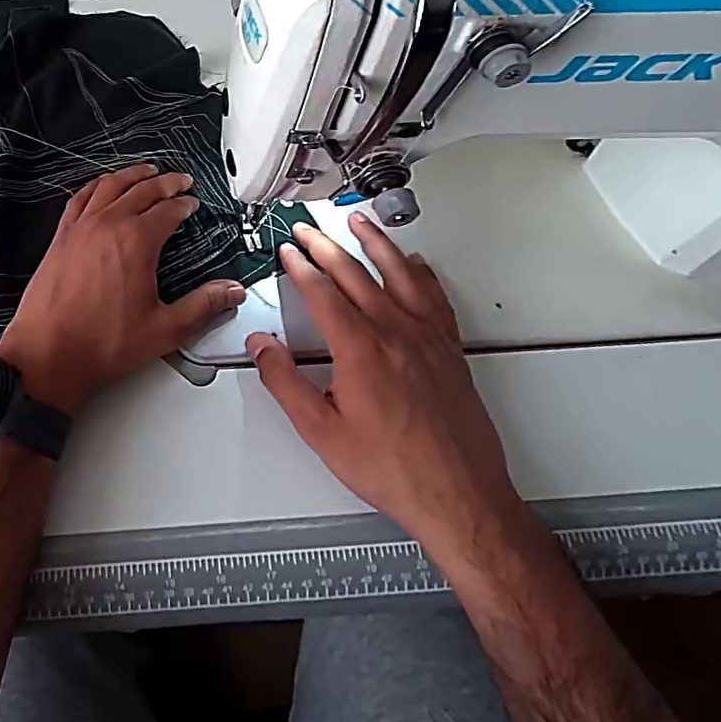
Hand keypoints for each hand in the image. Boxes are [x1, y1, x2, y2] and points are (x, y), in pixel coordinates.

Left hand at [0, 164, 247, 414]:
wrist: (49, 352)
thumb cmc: (99, 342)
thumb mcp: (164, 329)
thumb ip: (202, 306)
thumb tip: (229, 291)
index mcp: (135, 242)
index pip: (168, 210)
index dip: (184, 203)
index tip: (191, 203)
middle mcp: (106, 226)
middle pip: (141, 190)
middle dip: (165, 182)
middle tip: (179, 180)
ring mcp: (79, 229)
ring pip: (109, 186)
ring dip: (131, 175)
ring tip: (145, 171)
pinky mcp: (60, 238)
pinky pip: (79, 199)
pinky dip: (95, 186)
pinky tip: (100, 187)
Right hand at [246, 214, 527, 560]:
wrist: (459, 498)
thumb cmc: (394, 468)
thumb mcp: (318, 429)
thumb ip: (283, 381)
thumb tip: (261, 347)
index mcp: (361, 351)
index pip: (323, 293)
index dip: (300, 267)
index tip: (288, 252)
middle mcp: (397, 336)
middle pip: (356, 274)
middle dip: (326, 246)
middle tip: (307, 229)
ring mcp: (428, 341)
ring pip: (400, 275)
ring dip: (376, 244)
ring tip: (360, 223)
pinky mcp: (449, 352)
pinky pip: (434, 298)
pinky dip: (420, 273)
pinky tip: (415, 263)